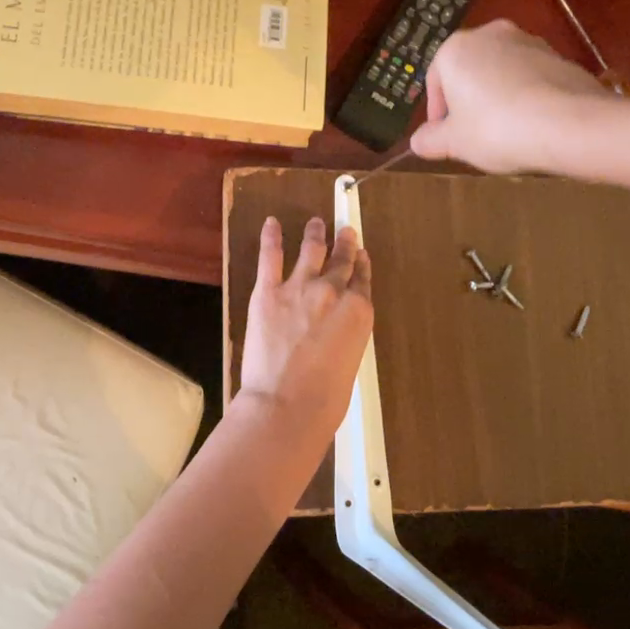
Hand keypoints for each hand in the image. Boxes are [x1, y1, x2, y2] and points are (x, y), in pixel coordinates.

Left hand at [238, 217, 373, 431]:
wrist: (285, 405)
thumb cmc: (324, 400)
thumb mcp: (349, 364)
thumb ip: (344, 337)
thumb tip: (333, 332)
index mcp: (359, 313)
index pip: (362, 280)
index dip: (362, 265)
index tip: (361, 253)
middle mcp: (333, 292)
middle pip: (341, 262)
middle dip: (345, 244)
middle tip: (345, 231)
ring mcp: (299, 288)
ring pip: (311, 251)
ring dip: (315, 235)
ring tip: (315, 223)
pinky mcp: (267, 292)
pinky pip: (270, 257)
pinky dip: (271, 237)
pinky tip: (271, 223)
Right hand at [409, 18, 612, 173]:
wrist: (569, 124)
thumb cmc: (496, 128)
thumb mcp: (454, 143)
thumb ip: (431, 140)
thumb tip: (418, 141)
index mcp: (455, 49)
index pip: (435, 79)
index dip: (437, 112)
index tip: (445, 136)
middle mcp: (490, 34)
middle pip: (470, 71)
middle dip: (469, 99)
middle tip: (473, 133)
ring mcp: (528, 42)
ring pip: (502, 71)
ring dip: (498, 95)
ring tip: (506, 131)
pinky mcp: (559, 56)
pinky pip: (531, 77)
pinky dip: (526, 96)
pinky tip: (532, 124)